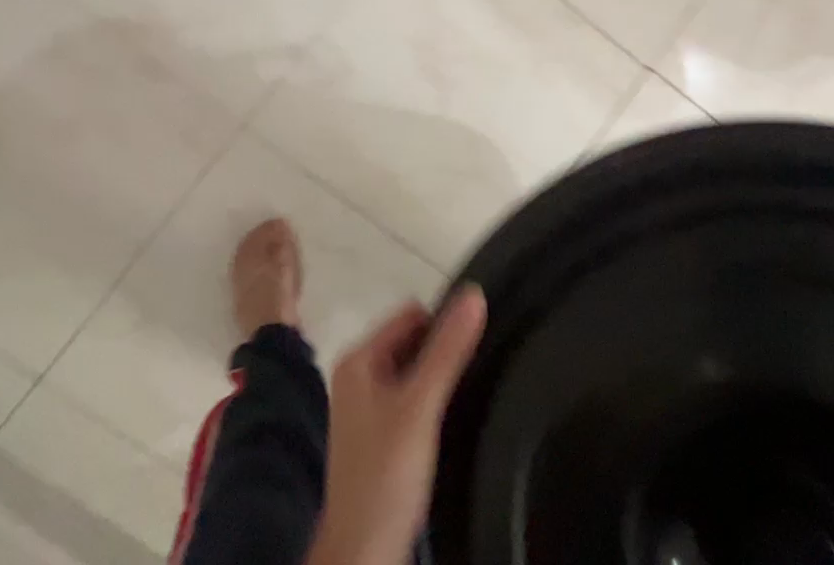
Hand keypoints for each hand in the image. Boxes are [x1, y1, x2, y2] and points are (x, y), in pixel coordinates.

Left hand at [309, 286, 487, 564]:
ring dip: (439, 378)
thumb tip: (474, 294)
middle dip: (443, 351)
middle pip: (413, 341)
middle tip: (473, 373)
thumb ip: (448, 351)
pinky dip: (432, 402)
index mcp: (358, 360)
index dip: (444, 324)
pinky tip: (449, 420)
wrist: (364, 548)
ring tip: (462, 397)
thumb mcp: (421, 406)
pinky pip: (413, 397)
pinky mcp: (381, 431)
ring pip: (415, 370)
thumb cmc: (387, 473)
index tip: (475, 345)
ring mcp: (367, 405)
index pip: (411, 314)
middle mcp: (358, 375)